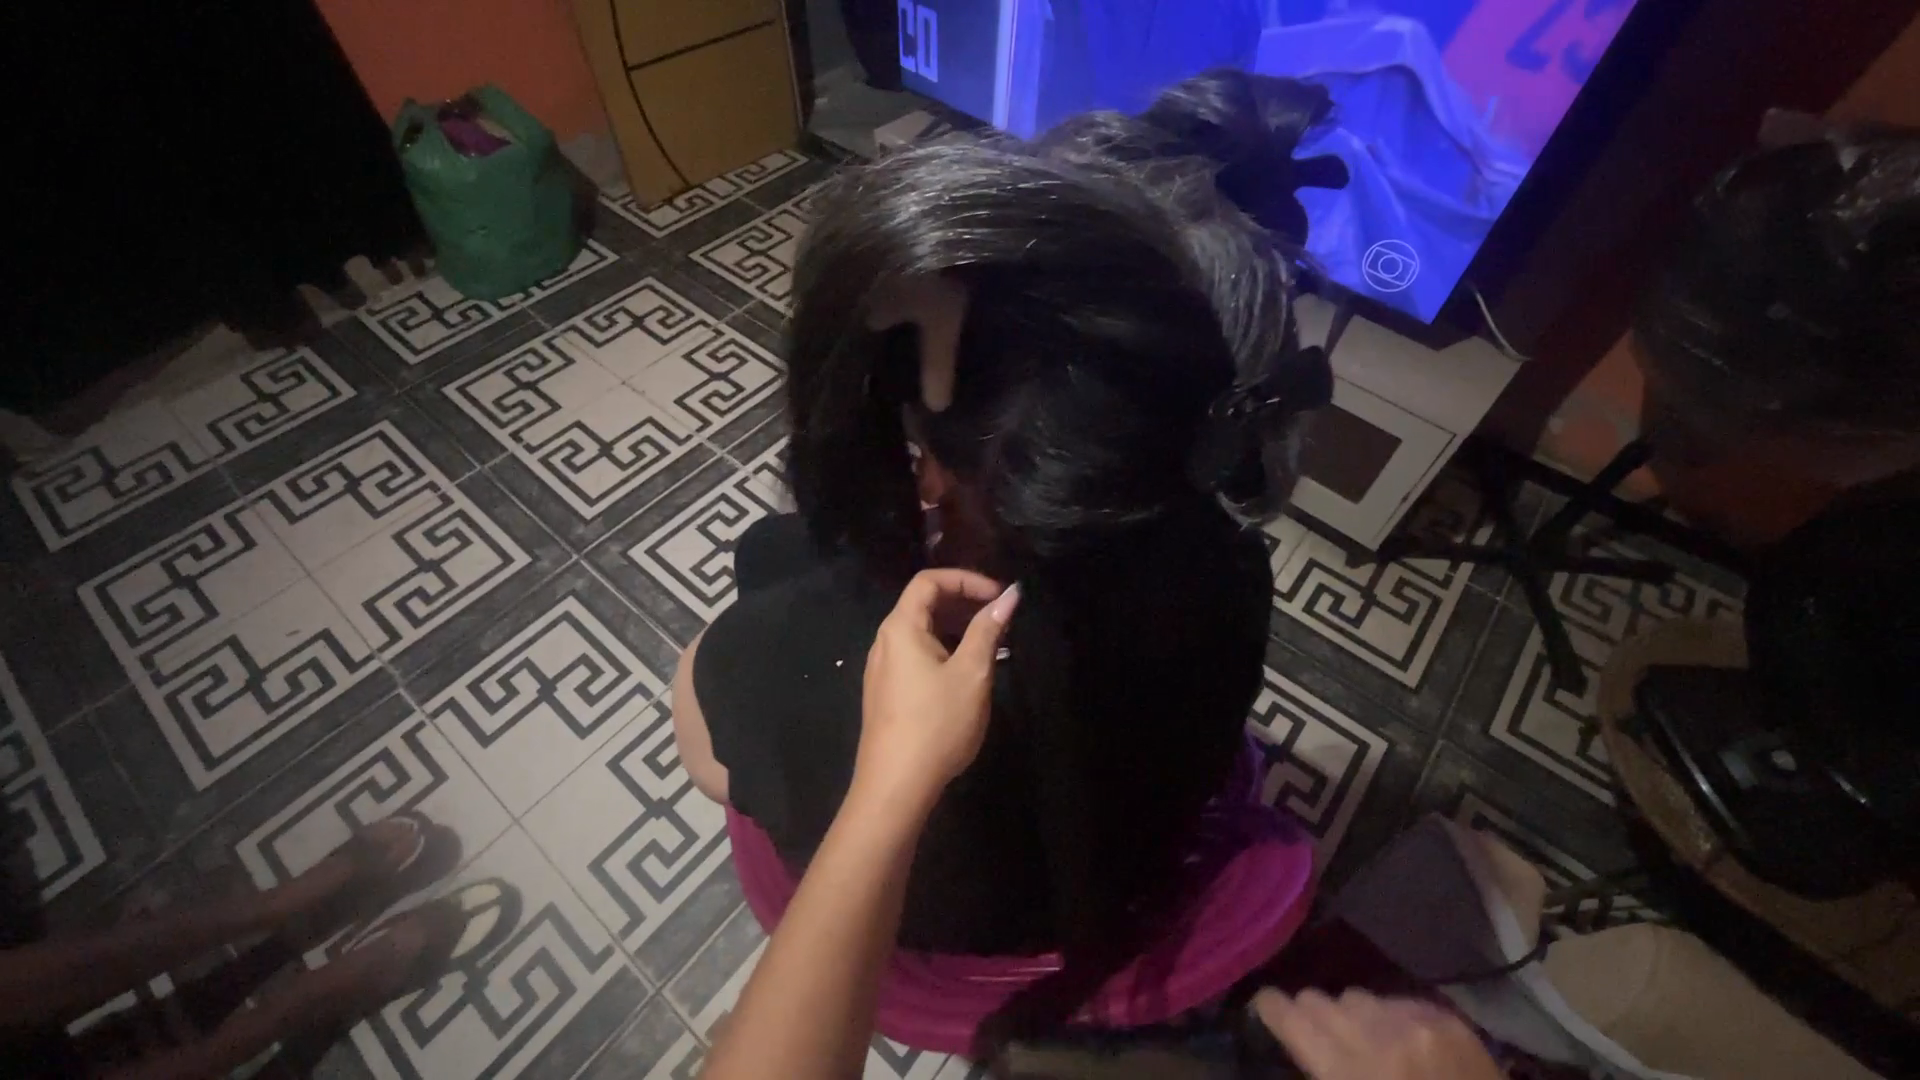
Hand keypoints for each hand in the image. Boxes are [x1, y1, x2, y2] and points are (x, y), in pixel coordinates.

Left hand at [854, 570, 1019, 811]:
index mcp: (900, 628)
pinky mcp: (887, 692)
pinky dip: (944, 650)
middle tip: (1000, 618)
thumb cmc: (936, 724)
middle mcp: (885, 641)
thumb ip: (988, 630)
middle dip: (964, 603)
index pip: (929, 581)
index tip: (999, 596)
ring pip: (921, 632)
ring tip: (992, 645)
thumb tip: (1010, 595)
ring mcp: (882, 668)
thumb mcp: (971, 674)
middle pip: (923, 604)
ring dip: (957, 629)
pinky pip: (916, 655)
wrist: (895, 785)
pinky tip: (968, 672)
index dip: (966, 580)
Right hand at [1254, 989, 1503, 1079]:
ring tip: (1369, 1048)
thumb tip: (1296, 1047)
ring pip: (1355, 996)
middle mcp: (1377, 1035)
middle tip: (1323, 1046)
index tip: (1269, 1018)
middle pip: (1316, 999)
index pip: (1287, 1012)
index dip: (1271, 1012)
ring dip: (1354, 1019)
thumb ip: (1320, 1073)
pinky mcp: (1447, 1019)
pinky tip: (1406, 1049)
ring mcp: (1416, 1023)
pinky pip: (1396, 1000)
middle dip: (1313, 1020)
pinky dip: (1393, 1020)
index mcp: (1348, 1071)